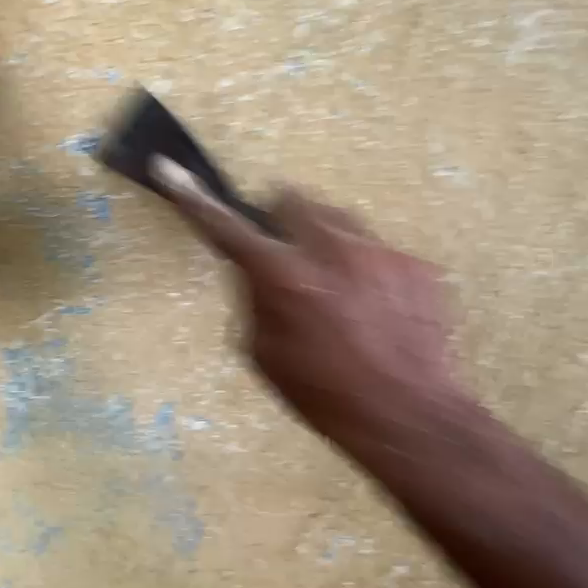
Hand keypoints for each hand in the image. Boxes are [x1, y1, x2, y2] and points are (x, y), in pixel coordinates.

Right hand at [151, 156, 478, 439]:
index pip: (225, 225)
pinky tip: (375, 309)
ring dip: (325, 239)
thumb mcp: (265, 352)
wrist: (410, 419)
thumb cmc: (322, 394)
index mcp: (282, 276)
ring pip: (339, 218)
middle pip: (292, 199)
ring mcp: (381, 253)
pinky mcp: (418, 266)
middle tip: (284, 253)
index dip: (192, 197)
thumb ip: (256, 298)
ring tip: (335, 284)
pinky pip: (380, 251)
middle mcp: (331, 250)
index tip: (169, 168)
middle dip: (280, 219)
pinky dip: (367, 270)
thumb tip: (258, 272)